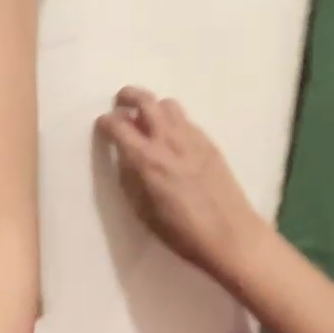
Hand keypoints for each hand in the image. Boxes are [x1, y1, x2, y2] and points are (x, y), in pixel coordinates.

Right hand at [96, 88, 268, 285]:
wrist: (230, 235)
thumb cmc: (180, 231)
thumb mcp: (141, 209)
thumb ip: (129, 176)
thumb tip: (124, 155)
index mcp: (146, 159)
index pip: (117, 125)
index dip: (105, 122)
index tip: (102, 126)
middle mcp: (167, 140)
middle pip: (145, 100)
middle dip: (127, 97)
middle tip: (121, 103)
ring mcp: (191, 138)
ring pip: (168, 103)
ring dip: (153, 106)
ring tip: (148, 119)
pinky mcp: (209, 142)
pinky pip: (185, 119)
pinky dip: (172, 120)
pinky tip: (172, 137)